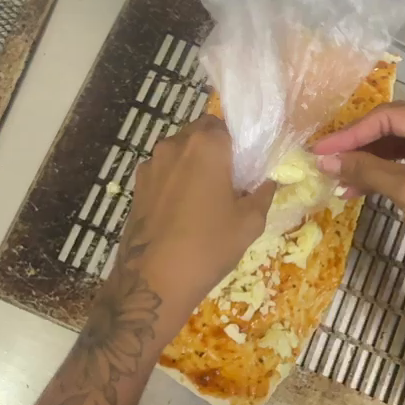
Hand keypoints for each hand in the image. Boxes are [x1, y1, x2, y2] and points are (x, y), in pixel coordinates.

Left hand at [118, 116, 274, 327]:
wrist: (154, 280)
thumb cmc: (209, 246)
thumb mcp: (249, 223)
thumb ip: (262, 195)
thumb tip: (268, 183)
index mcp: (206, 145)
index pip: (225, 124)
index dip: (236, 142)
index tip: (245, 165)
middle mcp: (174, 145)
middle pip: (199, 133)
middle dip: (214, 150)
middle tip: (229, 180)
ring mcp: (151, 164)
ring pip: (178, 152)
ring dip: (192, 164)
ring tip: (205, 197)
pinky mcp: (136, 185)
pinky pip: (162, 171)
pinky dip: (174, 181)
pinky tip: (182, 210)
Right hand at [311, 103, 404, 289]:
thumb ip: (366, 170)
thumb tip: (323, 160)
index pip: (391, 116)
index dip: (352, 132)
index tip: (320, 150)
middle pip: (393, 129)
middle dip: (358, 147)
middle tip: (324, 163)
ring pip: (397, 151)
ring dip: (366, 165)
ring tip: (336, 182)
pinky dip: (381, 178)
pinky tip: (355, 191)